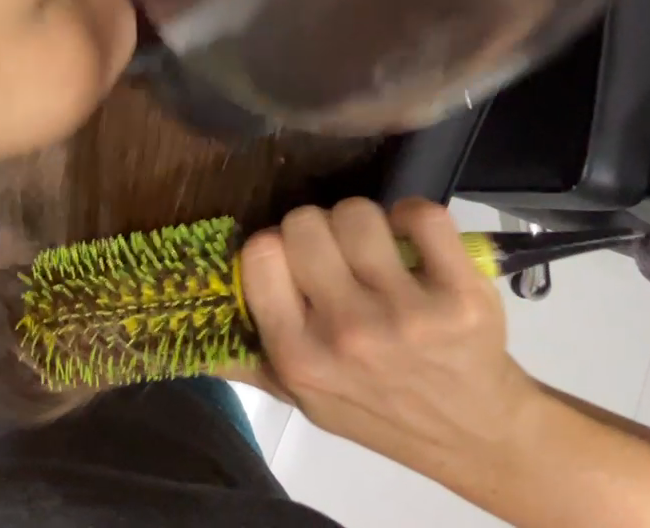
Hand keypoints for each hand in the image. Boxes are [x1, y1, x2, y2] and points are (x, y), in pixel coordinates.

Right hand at [238, 199, 546, 474]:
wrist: (474, 436)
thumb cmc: (377, 408)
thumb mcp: (301, 398)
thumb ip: (243, 356)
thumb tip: (175, 321)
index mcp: (298, 355)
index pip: (259, 252)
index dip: (276, 247)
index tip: (295, 262)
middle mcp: (347, 334)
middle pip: (304, 222)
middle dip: (319, 232)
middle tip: (340, 258)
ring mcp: (407, 315)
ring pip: (357, 212)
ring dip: (365, 223)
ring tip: (378, 254)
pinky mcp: (461, 297)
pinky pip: (422, 214)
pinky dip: (416, 217)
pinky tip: (416, 244)